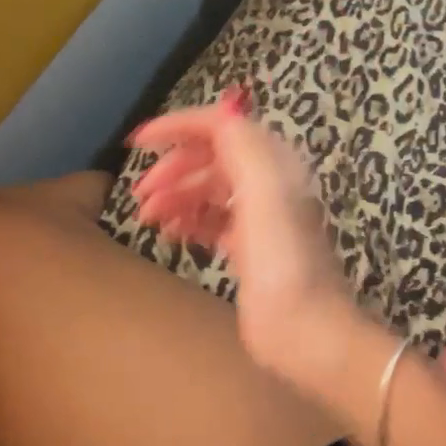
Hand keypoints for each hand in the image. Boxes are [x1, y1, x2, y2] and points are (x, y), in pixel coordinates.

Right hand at [127, 93, 362, 385]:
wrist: (306, 332)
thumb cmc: (284, 265)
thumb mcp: (266, 196)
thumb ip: (246, 149)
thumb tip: (223, 112)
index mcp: (277, 165)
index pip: (225, 126)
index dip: (182, 126)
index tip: (139, 142)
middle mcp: (271, 184)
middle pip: (214, 157)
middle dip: (175, 167)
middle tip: (141, 195)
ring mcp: (262, 216)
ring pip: (211, 189)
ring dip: (176, 194)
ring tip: (147, 216)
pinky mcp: (253, 248)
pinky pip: (214, 219)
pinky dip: (189, 218)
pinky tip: (171, 231)